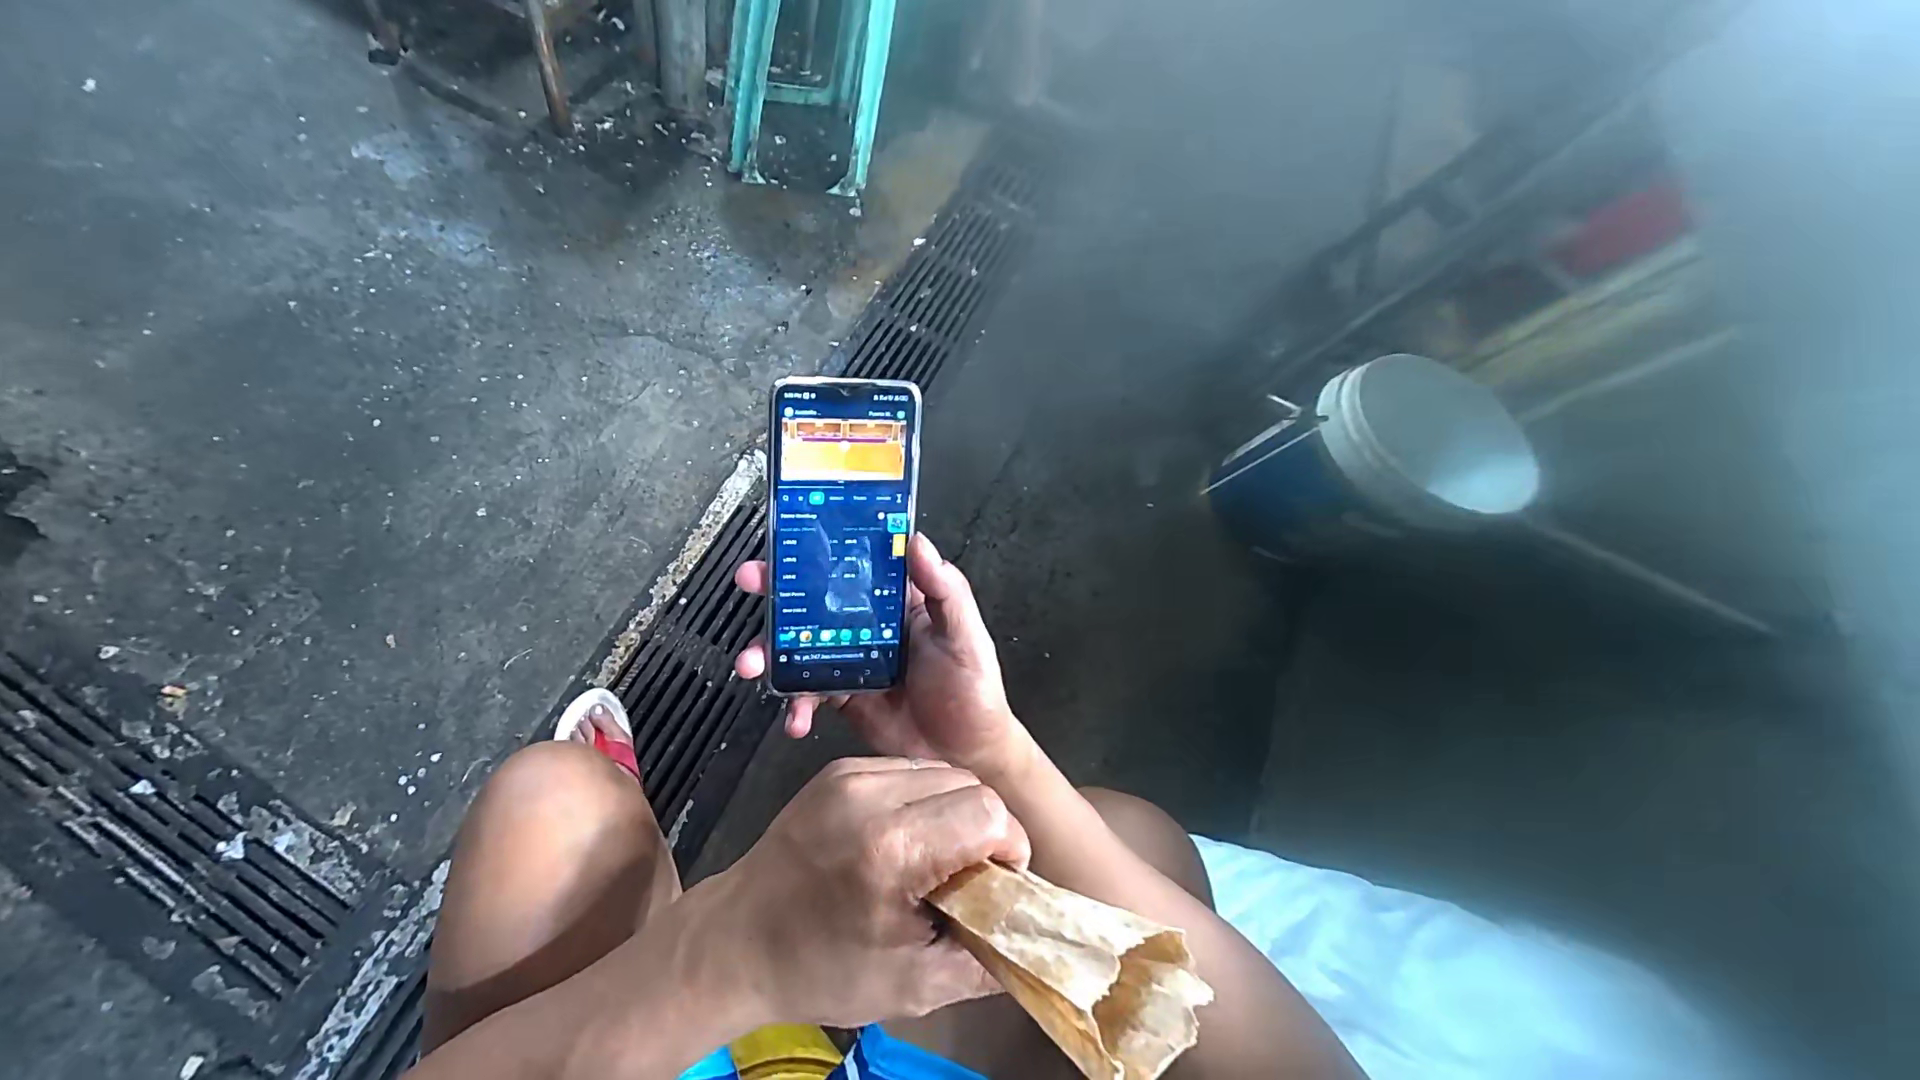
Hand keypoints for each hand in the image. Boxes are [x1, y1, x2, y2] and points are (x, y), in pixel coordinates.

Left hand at [705, 757, 1029, 1027]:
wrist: (737, 938)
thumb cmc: (821, 969)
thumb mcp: (911, 984)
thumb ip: (984, 960)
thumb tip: (1034, 936)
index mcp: (891, 848)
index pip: (989, 813)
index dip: (1008, 847)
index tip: (995, 880)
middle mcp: (871, 796)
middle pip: (970, 785)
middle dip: (985, 828)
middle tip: (967, 871)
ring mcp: (851, 774)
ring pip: (941, 770)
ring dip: (955, 808)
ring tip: (934, 852)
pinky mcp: (839, 767)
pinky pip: (907, 767)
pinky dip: (922, 796)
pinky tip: (904, 832)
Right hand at [734, 533, 1032, 778]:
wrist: (966, 755)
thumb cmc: (974, 690)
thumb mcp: (966, 636)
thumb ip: (946, 591)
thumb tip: (918, 543)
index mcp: (899, 603)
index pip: (857, 565)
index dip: (824, 550)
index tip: (793, 539)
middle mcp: (870, 627)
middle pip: (816, 600)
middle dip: (779, 589)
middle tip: (753, 581)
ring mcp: (853, 661)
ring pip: (801, 646)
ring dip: (770, 651)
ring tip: (753, 663)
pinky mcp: (843, 696)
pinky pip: (807, 694)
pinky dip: (794, 706)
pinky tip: (795, 718)